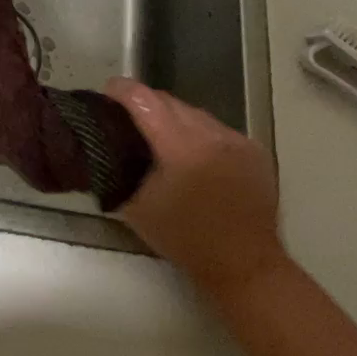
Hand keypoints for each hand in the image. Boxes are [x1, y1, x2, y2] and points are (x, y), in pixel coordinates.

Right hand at [105, 77, 288, 294]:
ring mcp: (236, 140)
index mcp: (180, 147)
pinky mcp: (254, 150)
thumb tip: (102, 152)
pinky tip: (195, 155)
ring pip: (196, 114)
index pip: (145, 101)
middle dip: (147, 104)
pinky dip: (201, 134)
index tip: (107, 92)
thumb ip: (117, 174)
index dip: (122, 91)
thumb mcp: (137, 209)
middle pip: (170, 102)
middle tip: (129, 120)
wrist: (244, 264)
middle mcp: (211, 135)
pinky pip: (218, 130)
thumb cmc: (185, 239)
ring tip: (162, 137)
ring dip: (175, 119)